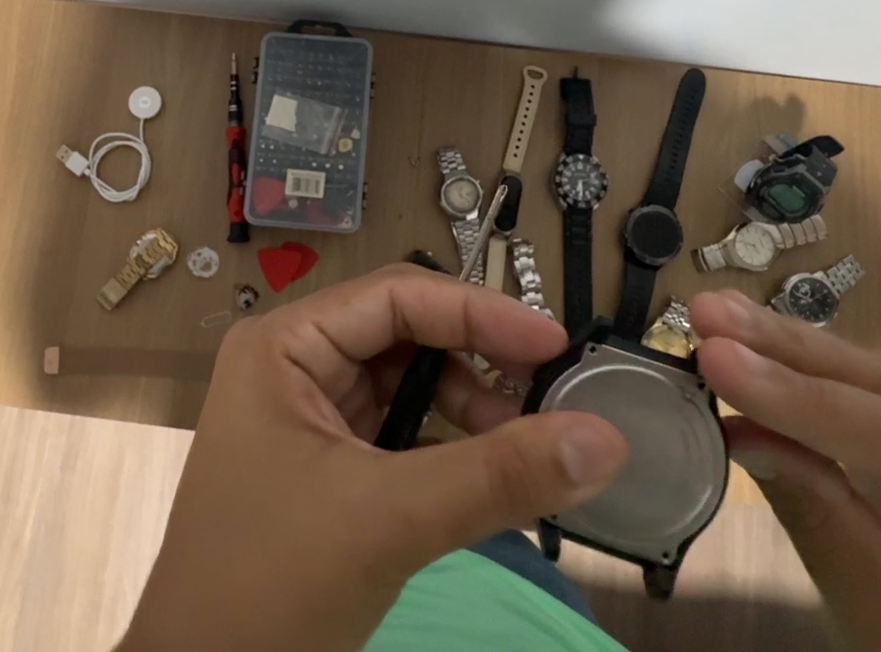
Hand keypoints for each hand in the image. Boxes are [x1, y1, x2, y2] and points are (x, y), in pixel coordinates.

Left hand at [118, 263, 629, 651]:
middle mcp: (292, 362)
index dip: (479, 312)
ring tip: (520, 448)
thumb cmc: (272, 582)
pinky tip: (487, 470)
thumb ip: (498, 475)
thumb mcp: (388, 519)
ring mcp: (306, 410)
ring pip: (405, 380)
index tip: (556, 346)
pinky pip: (397, 427)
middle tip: (548, 398)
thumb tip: (607, 439)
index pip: (395, 297)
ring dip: (466, 405)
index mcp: (283, 344)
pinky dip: (446, 443)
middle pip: (403, 333)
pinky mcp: (324, 457)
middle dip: (475, 360)